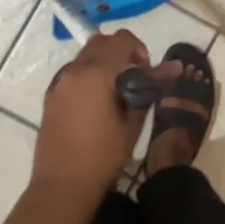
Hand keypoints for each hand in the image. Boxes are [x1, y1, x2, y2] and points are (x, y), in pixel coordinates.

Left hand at [35, 32, 173, 197]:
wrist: (63, 185)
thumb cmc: (103, 156)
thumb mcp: (133, 123)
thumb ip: (150, 89)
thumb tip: (174, 66)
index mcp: (96, 73)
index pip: (122, 39)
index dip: (140, 50)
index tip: (145, 74)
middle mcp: (74, 70)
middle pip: (101, 42)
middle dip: (121, 53)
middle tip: (133, 80)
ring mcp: (58, 82)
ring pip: (85, 56)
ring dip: (103, 64)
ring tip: (114, 95)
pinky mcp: (50, 96)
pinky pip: (73, 73)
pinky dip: (88, 76)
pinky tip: (95, 106)